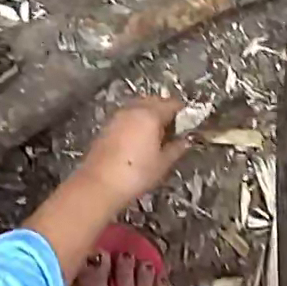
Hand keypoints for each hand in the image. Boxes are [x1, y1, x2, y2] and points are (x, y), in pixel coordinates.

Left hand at [75, 96, 189, 205]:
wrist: (98, 184)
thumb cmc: (136, 174)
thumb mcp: (162, 163)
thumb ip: (177, 148)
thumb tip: (186, 140)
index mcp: (151, 114)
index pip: (172, 104)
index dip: (183, 113)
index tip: (187, 125)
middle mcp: (134, 109)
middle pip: (155, 101)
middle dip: (165, 111)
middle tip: (172, 130)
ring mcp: (118, 115)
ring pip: (139, 106)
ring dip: (149, 114)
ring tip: (155, 135)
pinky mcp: (107, 125)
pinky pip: (127, 115)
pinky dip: (136, 121)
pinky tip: (137, 139)